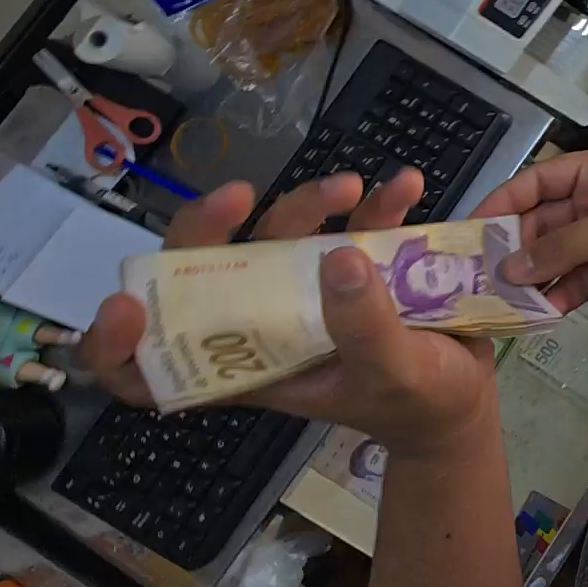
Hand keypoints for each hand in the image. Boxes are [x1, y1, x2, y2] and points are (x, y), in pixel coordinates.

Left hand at [82, 169, 501, 458]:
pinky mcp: (364, 268)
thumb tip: (335, 257)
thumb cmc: (418, 400)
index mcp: (255, 367)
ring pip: (288, 235)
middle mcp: (272, 323)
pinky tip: (409, 186)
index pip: (156, 368)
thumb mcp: (390, 371)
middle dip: (219, 227)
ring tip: (358, 185)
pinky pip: (360, 226)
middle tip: (243, 194)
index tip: (127, 306)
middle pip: (216, 270)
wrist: (466, 392)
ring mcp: (318, 290)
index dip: (121, 345)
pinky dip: (381, 203)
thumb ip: (363, 325)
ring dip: (314, 201)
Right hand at [473, 149, 587, 314]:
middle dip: (508, 249)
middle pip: (536, 224)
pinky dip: (552, 297)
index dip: (500, 203)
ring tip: (495, 302)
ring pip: (549, 258)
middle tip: (472, 278)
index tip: (466, 232)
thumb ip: (562, 246)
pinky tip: (535, 314)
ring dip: (526, 278)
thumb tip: (508, 267)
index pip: (534, 183)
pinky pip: (570, 284)